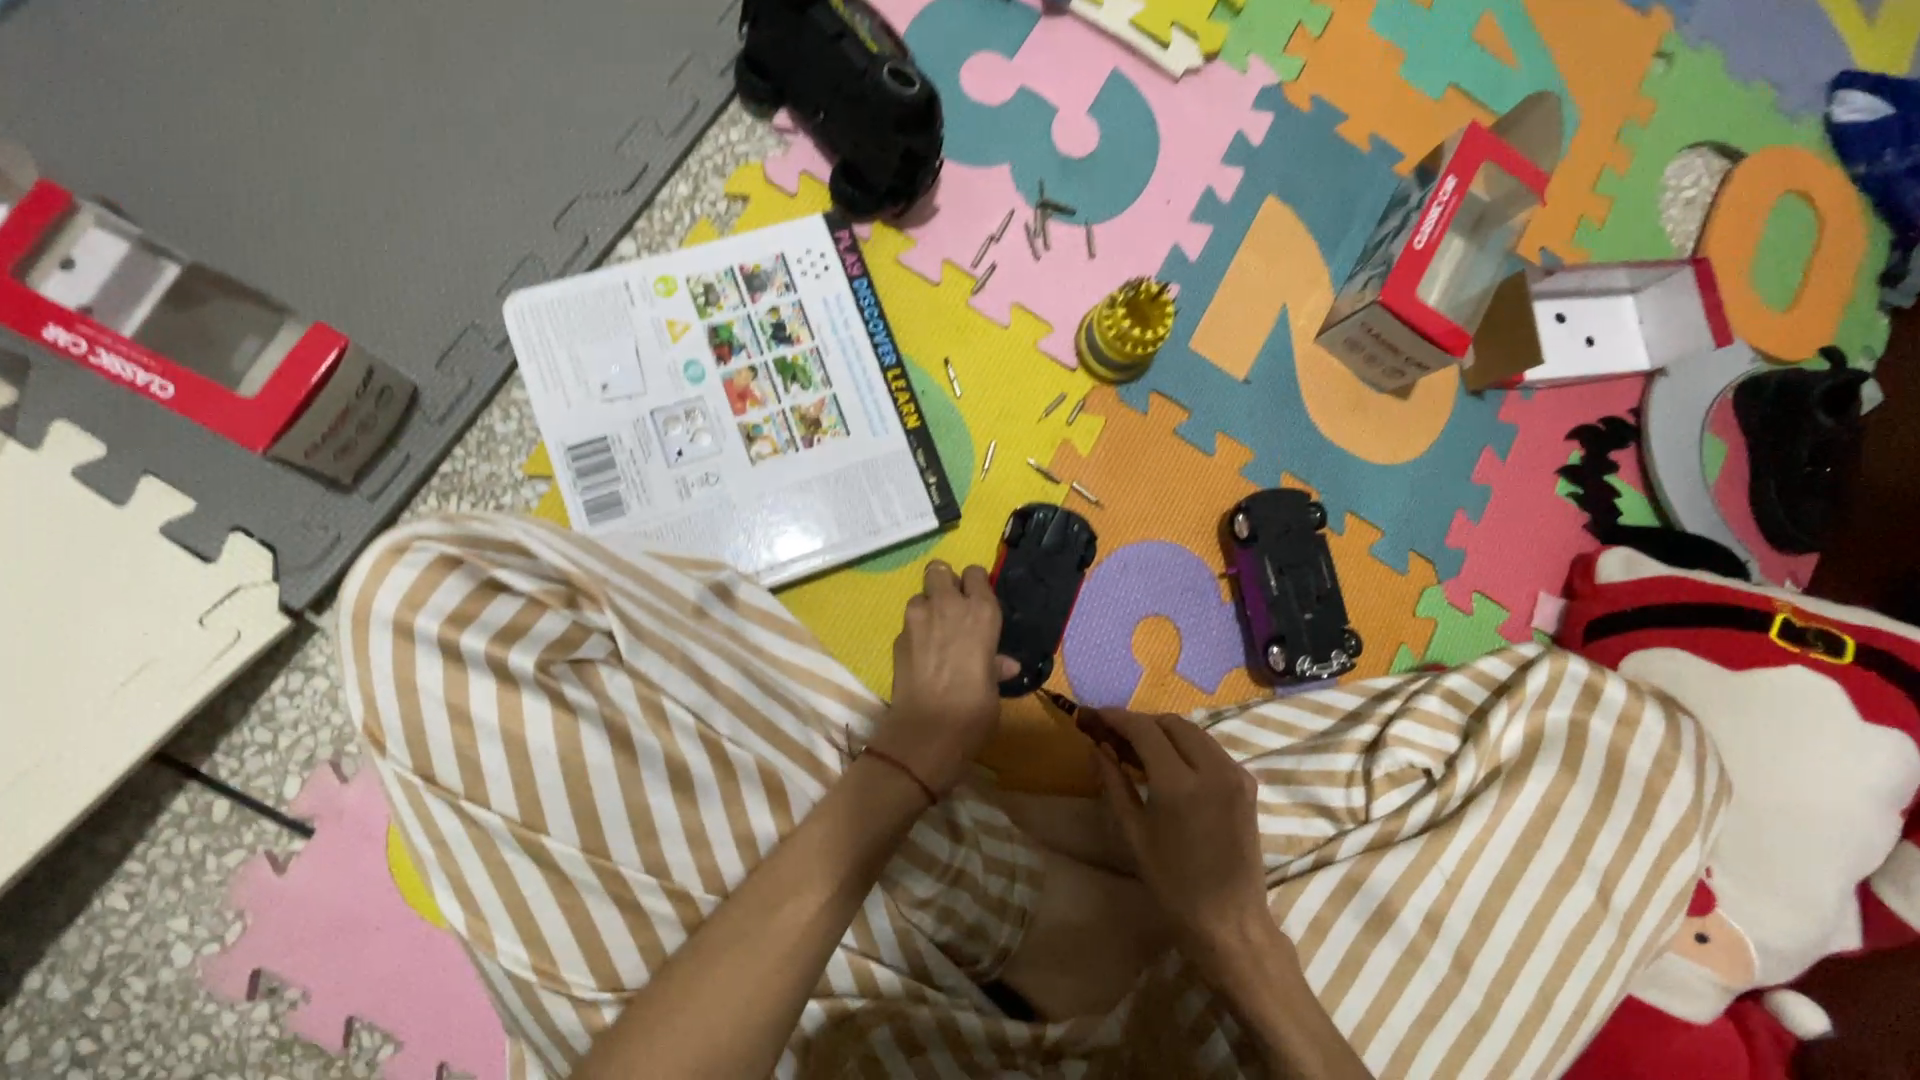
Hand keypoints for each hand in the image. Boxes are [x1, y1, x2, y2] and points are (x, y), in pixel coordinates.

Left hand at [871, 560, 1018, 795]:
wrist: (929, 729)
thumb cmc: (975, 708)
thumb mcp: (993, 686)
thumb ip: (995, 665)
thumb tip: (1004, 664)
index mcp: (981, 612)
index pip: (975, 574)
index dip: (974, 585)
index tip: (976, 601)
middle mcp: (948, 605)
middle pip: (939, 570)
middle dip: (944, 582)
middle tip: (951, 606)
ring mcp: (918, 619)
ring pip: (919, 596)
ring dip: (926, 608)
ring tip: (934, 633)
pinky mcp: (898, 638)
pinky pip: (908, 624)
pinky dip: (915, 633)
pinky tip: (921, 655)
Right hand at [1092, 710, 1272, 966]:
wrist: (1229, 919)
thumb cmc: (1173, 883)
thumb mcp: (1134, 833)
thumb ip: (1115, 783)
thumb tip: (1097, 748)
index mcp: (1179, 783)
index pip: (1144, 729)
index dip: (1116, 717)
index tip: (1094, 715)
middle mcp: (1212, 768)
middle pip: (1171, 723)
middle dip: (1140, 722)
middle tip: (1114, 735)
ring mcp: (1235, 774)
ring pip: (1195, 731)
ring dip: (1164, 731)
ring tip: (1138, 747)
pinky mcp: (1248, 784)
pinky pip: (1212, 749)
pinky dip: (1187, 745)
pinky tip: (1170, 763)